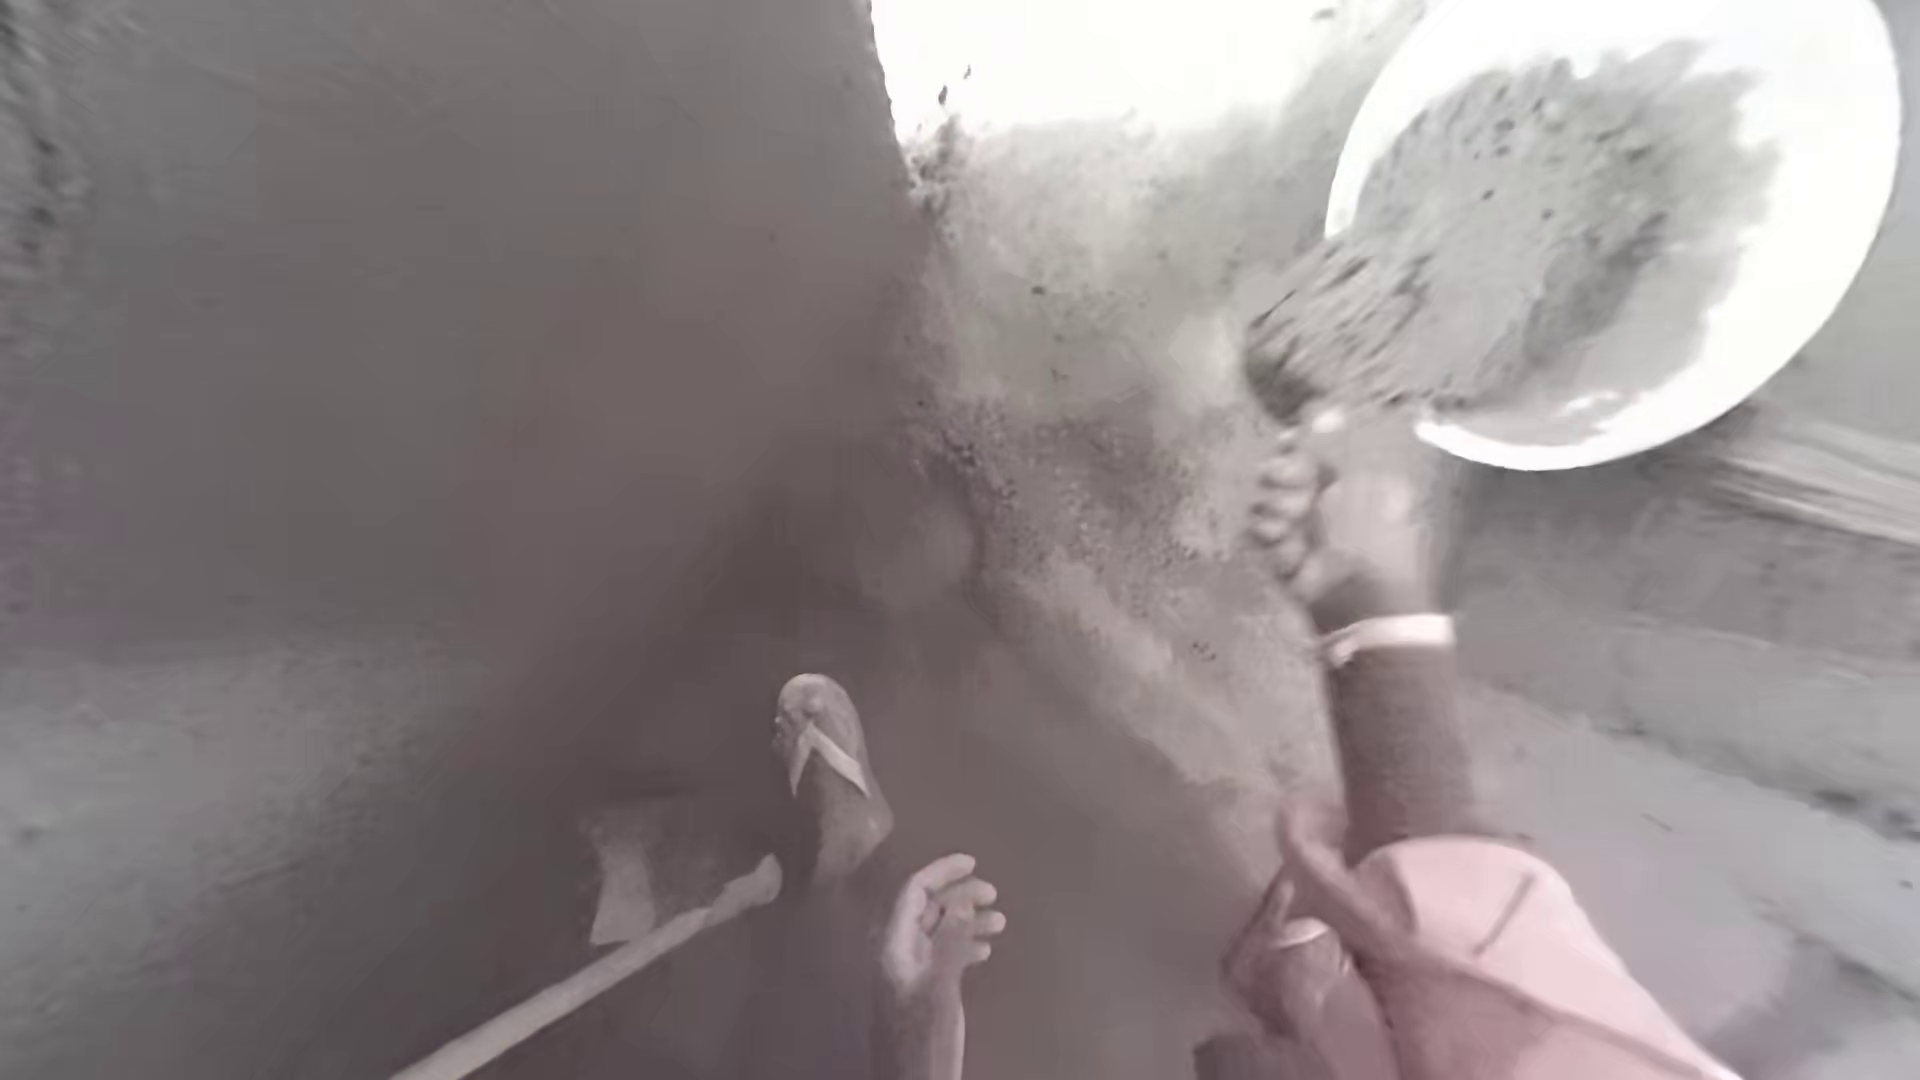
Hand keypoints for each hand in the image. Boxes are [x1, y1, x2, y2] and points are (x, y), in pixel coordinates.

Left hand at [881, 854, 1006, 1001]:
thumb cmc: (922, 1037)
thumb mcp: (939, 986)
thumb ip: (950, 941)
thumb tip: (963, 901)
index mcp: (894, 942)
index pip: (915, 890)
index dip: (942, 871)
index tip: (972, 863)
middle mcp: (899, 948)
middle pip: (930, 906)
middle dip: (961, 895)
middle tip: (993, 893)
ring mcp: (911, 968)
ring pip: (941, 928)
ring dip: (968, 920)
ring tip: (999, 922)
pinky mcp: (923, 987)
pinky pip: (944, 951)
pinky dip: (964, 945)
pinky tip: (985, 949)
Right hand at [1247, 423, 1434, 632]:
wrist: (1357, 600)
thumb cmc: (1369, 539)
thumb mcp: (1359, 485)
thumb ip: (1336, 449)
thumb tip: (1321, 408)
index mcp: (1357, 484)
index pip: (1320, 454)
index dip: (1301, 444)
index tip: (1288, 439)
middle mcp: (1327, 504)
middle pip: (1286, 474)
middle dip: (1280, 475)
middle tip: (1277, 478)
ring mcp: (1301, 530)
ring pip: (1267, 501)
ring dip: (1272, 506)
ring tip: (1284, 520)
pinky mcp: (1280, 554)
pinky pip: (1257, 532)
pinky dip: (1264, 534)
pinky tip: (1277, 538)